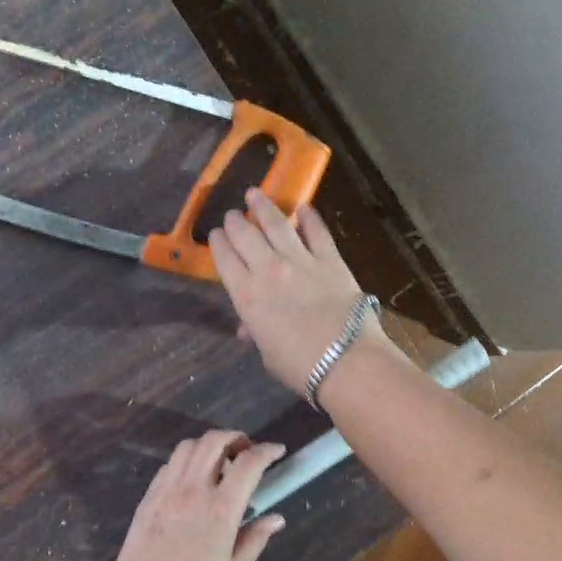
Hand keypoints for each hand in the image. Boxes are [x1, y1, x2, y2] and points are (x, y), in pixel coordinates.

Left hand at [105, 429, 287, 560]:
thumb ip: (256, 540)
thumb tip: (276, 518)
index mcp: (221, 509)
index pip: (248, 463)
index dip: (267, 451)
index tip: (278, 451)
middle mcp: (193, 489)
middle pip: (214, 441)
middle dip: (236, 437)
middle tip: (247, 451)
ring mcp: (167, 490)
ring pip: (189, 446)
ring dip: (209, 445)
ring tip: (220, 462)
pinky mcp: (149, 497)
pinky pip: (170, 464)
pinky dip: (188, 460)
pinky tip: (194, 478)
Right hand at [209, 190, 389, 396]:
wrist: (345, 360)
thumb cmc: (300, 366)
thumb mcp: (267, 353)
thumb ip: (256, 332)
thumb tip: (249, 328)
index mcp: (246, 296)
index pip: (224, 259)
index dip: (218, 243)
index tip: (216, 234)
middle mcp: (268, 270)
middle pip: (245, 235)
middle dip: (235, 221)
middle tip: (232, 215)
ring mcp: (300, 260)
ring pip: (276, 223)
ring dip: (263, 206)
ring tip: (254, 194)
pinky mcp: (330, 259)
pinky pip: (317, 231)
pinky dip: (309, 217)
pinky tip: (302, 208)